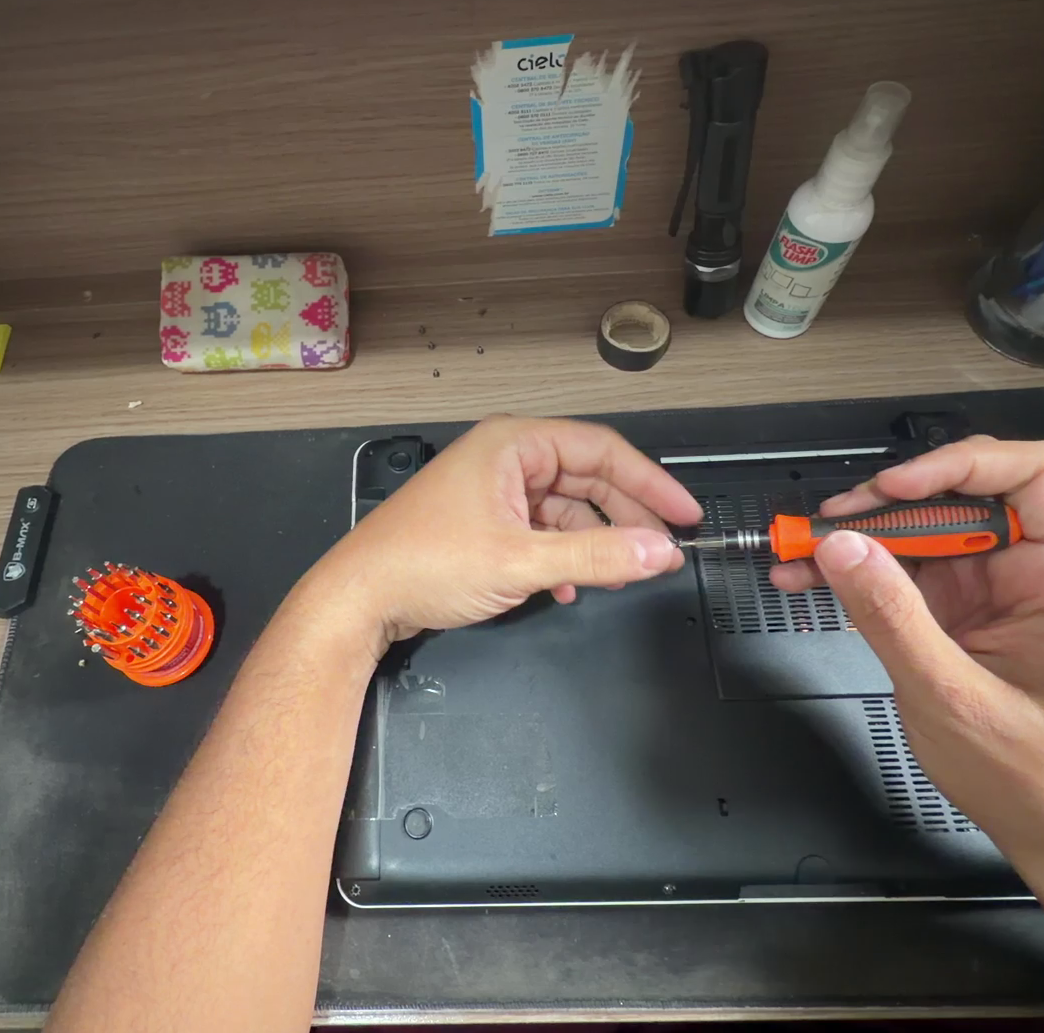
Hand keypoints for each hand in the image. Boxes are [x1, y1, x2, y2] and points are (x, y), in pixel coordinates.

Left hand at [303, 416, 701, 650]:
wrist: (360, 599)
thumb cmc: (422, 564)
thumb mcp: (520, 561)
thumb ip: (595, 556)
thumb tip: (657, 550)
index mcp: (513, 444)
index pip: (601, 451)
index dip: (650, 482)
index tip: (684, 514)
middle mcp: (505, 460)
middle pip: (586, 478)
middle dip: (624, 517)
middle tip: (661, 549)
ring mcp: (493, 492)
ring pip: (564, 509)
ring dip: (592, 544)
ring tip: (618, 575)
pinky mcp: (484, 523)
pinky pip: (540, 531)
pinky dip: (561, 558)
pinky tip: (568, 588)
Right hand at [770, 436, 1043, 881]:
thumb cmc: (1033, 777)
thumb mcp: (952, 697)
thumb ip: (892, 617)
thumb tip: (837, 545)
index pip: (1036, 476)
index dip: (961, 464)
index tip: (892, 491)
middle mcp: (1032, 570)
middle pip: (961, 498)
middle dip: (884, 506)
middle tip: (821, 526)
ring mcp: (990, 589)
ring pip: (920, 531)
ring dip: (856, 537)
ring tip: (795, 550)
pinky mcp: (955, 609)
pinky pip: (900, 571)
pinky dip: (852, 571)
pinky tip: (805, 578)